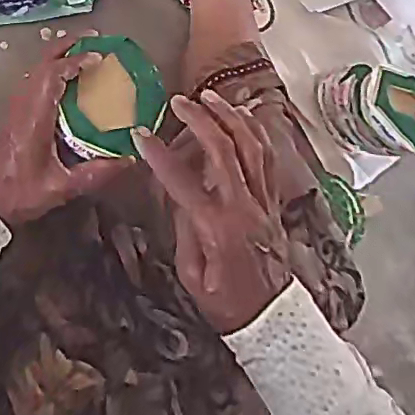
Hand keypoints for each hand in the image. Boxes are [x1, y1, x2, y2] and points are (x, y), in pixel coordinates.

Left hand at [0, 46, 132, 225]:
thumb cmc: (22, 193)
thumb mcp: (62, 187)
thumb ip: (96, 173)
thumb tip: (129, 159)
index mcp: (34, 117)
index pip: (52, 76)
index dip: (75, 61)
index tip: (98, 56)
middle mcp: (24, 105)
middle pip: (43, 63)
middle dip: (68, 45)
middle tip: (95, 39)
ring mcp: (18, 106)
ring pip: (38, 68)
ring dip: (60, 54)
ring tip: (86, 51)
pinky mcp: (17, 111)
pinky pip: (36, 78)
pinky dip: (54, 68)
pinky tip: (71, 75)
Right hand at [135, 91, 290, 333]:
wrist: (272, 317)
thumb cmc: (226, 303)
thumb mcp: (192, 275)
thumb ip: (184, 229)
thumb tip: (177, 192)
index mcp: (218, 227)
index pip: (184, 182)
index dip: (159, 156)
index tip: (140, 135)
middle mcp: (245, 205)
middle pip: (224, 150)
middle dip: (200, 120)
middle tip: (180, 101)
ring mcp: (264, 198)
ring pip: (251, 146)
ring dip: (231, 116)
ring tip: (211, 97)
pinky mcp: (274, 197)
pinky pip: (268, 156)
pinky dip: (256, 130)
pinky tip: (243, 115)